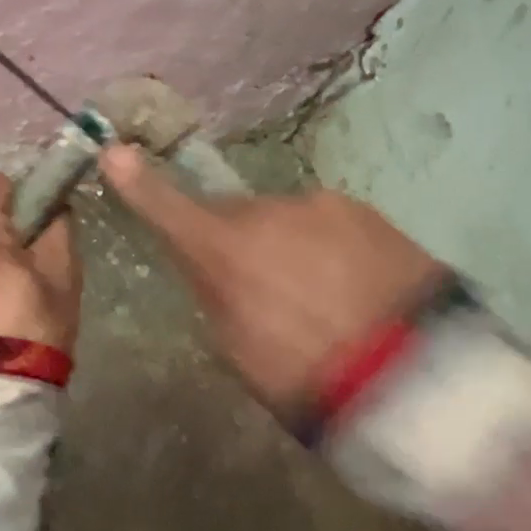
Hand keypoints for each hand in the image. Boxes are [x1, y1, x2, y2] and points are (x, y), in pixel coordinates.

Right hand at [99, 146, 445, 411]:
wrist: (417, 377)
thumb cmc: (307, 377)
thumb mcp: (239, 352)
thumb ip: (217, 298)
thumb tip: (214, 271)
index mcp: (225, 250)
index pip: (168, 209)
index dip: (138, 183)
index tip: (113, 153)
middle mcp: (269, 212)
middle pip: (238, 219)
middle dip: (243, 245)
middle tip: (269, 296)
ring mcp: (324, 207)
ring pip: (290, 222)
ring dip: (295, 248)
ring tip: (328, 302)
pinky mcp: (372, 215)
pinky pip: (334, 228)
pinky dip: (335, 252)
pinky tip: (360, 291)